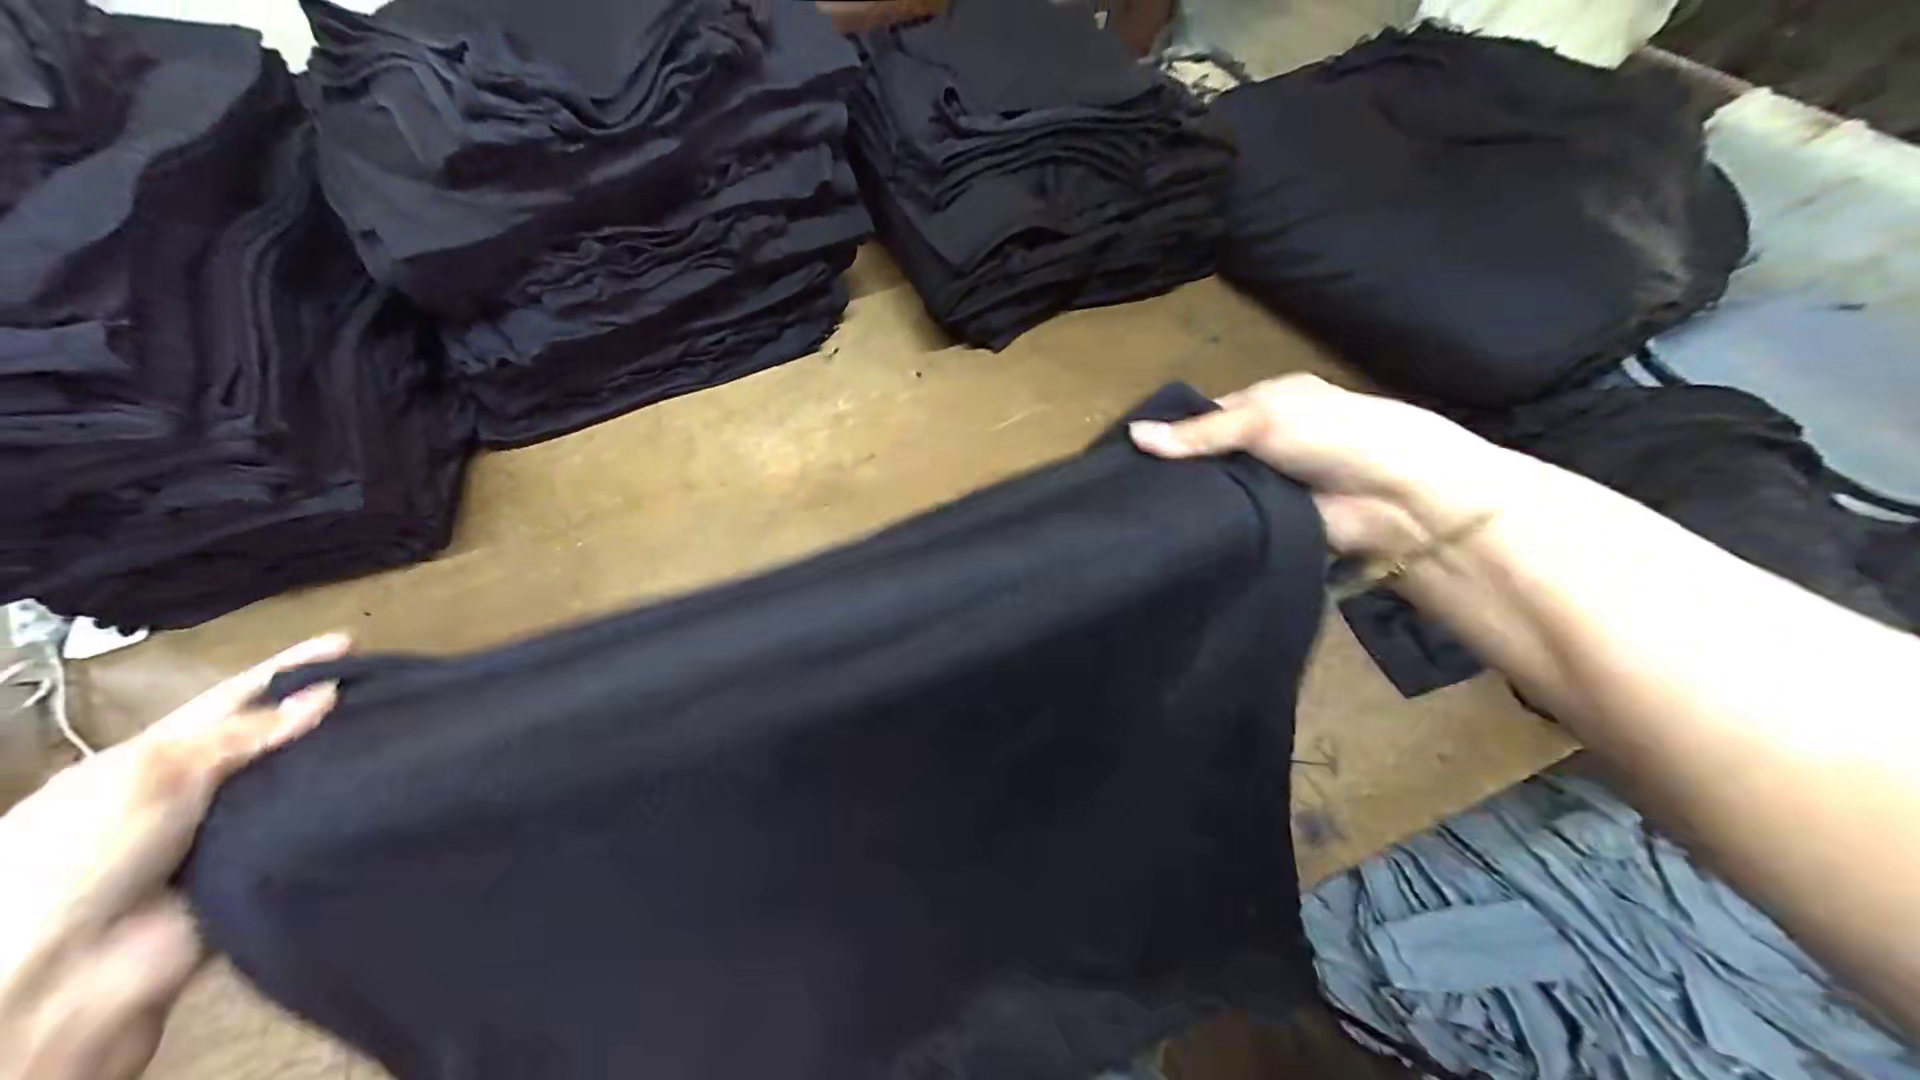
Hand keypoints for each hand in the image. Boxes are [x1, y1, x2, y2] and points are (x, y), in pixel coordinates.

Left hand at [0, 634, 350, 1079]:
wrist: (69, 969)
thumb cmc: (88, 850)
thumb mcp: (156, 772)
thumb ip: (246, 732)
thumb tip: (326, 695)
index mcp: (154, 757)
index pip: (234, 697)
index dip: (289, 666)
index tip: (349, 640)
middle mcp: (199, 786)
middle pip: (275, 734)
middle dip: (327, 707)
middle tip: (389, 684)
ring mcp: (234, 826)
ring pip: (301, 775)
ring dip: (342, 754)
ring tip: (404, 724)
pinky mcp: (268, 860)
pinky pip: (315, 819)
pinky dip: (346, 800)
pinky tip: (389, 777)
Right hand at [1128, 375, 1510, 557]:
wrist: (1398, 500)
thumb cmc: (1334, 437)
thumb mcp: (1262, 420)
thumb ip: (1199, 433)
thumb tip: (1133, 436)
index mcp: (1269, 401)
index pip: (1208, 413)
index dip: (1172, 429)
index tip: (1130, 450)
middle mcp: (1267, 439)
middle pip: (1209, 452)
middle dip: (1177, 467)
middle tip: (1128, 485)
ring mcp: (1269, 481)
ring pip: (1216, 487)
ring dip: (1191, 497)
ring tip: (1140, 509)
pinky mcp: (1270, 519)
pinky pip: (1230, 518)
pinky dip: (1208, 522)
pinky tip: (1171, 528)